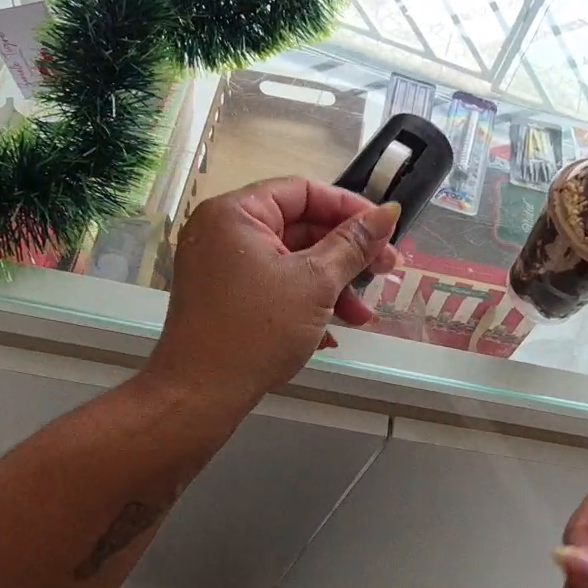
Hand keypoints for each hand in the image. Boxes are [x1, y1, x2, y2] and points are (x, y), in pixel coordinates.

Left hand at [144, 178, 399, 406]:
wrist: (199, 395)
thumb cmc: (256, 331)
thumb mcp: (315, 282)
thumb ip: (354, 244)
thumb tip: (388, 212)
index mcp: (236, 213)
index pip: (303, 191)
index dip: (349, 208)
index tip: (385, 230)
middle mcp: (223, 230)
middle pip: (299, 225)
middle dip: (346, 253)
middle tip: (386, 271)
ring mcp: (221, 264)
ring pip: (291, 259)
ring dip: (332, 283)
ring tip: (362, 315)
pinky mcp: (225, 295)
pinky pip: (274, 282)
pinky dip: (305, 299)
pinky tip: (333, 330)